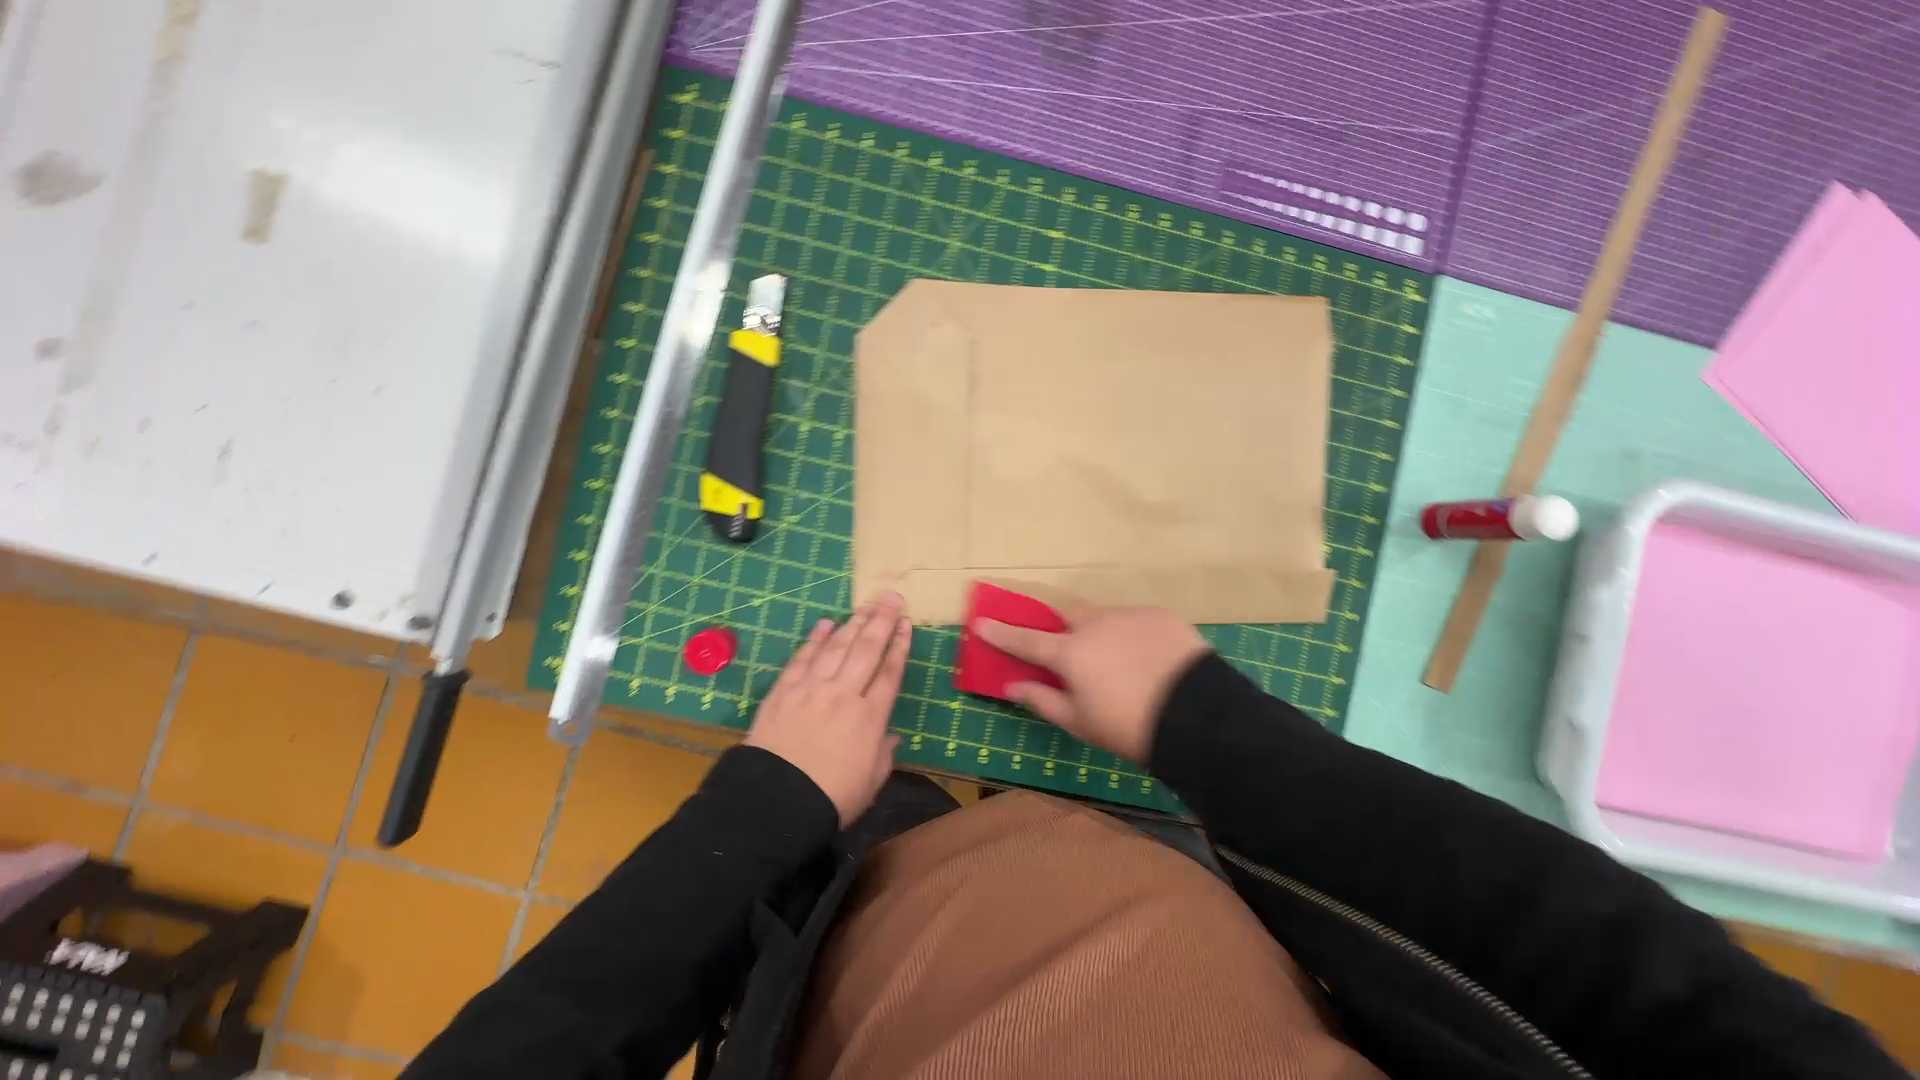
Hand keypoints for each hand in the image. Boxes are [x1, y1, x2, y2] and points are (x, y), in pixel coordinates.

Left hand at [745, 593, 911, 824]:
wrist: (777, 800)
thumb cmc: (831, 798)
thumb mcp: (871, 782)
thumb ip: (883, 754)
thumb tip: (890, 736)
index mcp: (870, 718)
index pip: (889, 673)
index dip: (899, 647)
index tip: (906, 624)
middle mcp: (844, 694)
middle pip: (866, 650)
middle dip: (881, 622)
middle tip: (891, 598)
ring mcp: (811, 689)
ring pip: (836, 647)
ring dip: (852, 624)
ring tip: (864, 606)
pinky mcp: (783, 691)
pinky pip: (802, 658)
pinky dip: (814, 639)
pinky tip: (825, 624)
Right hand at [975, 605, 1208, 763]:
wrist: (1197, 716)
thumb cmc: (1129, 727)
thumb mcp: (1080, 723)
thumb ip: (1042, 700)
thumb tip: (1012, 685)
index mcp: (1070, 653)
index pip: (1026, 640)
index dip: (1001, 633)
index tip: (981, 622)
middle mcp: (1095, 624)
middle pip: (1066, 617)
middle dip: (1060, 629)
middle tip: (1066, 649)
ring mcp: (1129, 615)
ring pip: (1104, 618)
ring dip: (1100, 634)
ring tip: (1118, 665)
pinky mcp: (1160, 615)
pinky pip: (1134, 621)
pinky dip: (1131, 636)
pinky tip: (1146, 660)